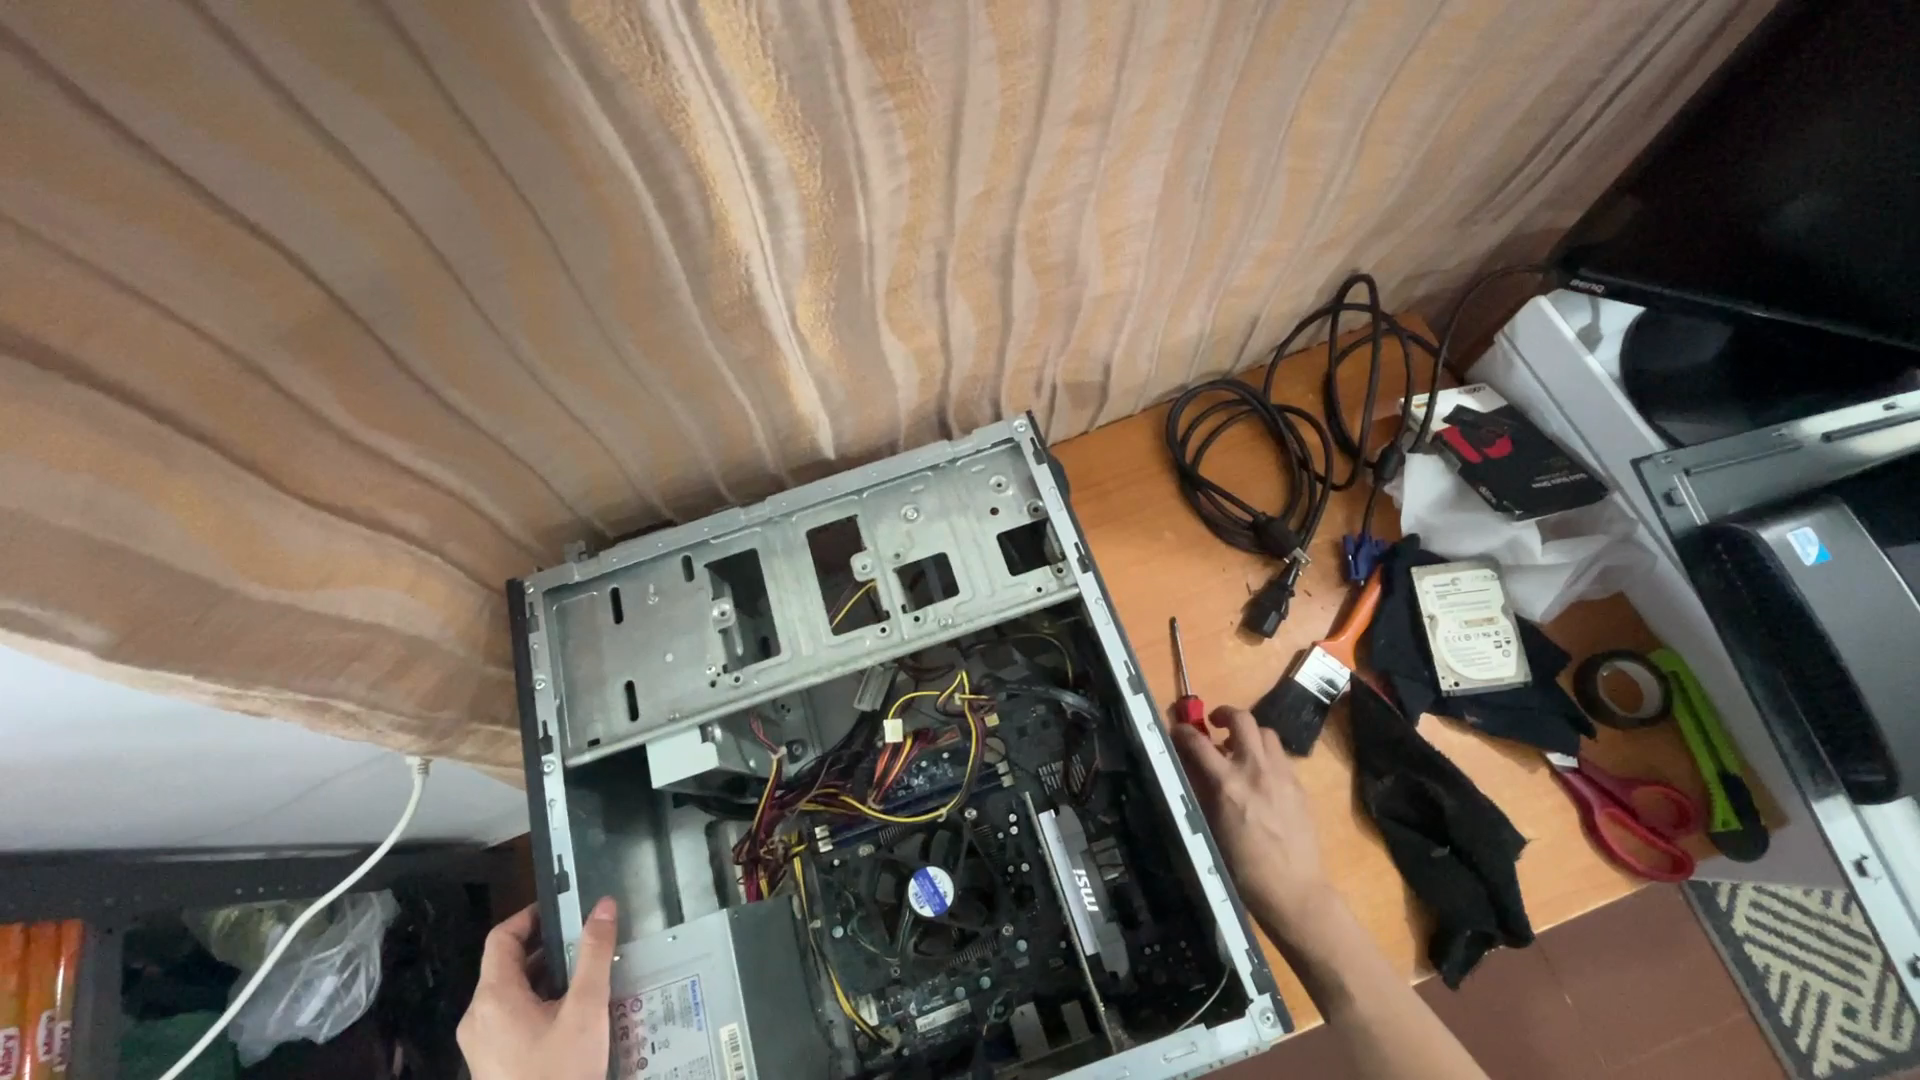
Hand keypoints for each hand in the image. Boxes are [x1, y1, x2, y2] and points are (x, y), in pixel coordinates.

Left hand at [459, 897, 618, 1079]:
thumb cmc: (560, 1072)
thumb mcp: (585, 1009)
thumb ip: (594, 953)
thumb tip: (602, 905)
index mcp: (494, 997)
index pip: (502, 937)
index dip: (532, 915)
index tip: (566, 906)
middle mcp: (478, 1017)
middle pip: (507, 964)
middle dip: (548, 946)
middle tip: (588, 938)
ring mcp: (481, 1044)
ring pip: (511, 992)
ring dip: (547, 975)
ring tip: (588, 972)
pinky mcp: (491, 1065)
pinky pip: (511, 1017)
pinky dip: (540, 1002)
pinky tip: (574, 1013)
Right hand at [1172, 706, 1328, 936]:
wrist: (1293, 891)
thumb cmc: (1242, 868)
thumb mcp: (1210, 827)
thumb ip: (1201, 792)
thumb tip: (1190, 768)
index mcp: (1227, 783)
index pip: (1198, 741)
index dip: (1182, 731)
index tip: (1176, 730)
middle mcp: (1255, 770)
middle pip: (1241, 719)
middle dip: (1224, 714)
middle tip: (1215, 725)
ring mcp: (1282, 775)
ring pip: (1266, 732)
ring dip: (1249, 734)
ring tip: (1240, 749)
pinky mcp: (1299, 786)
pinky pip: (1280, 756)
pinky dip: (1266, 755)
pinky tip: (1261, 776)